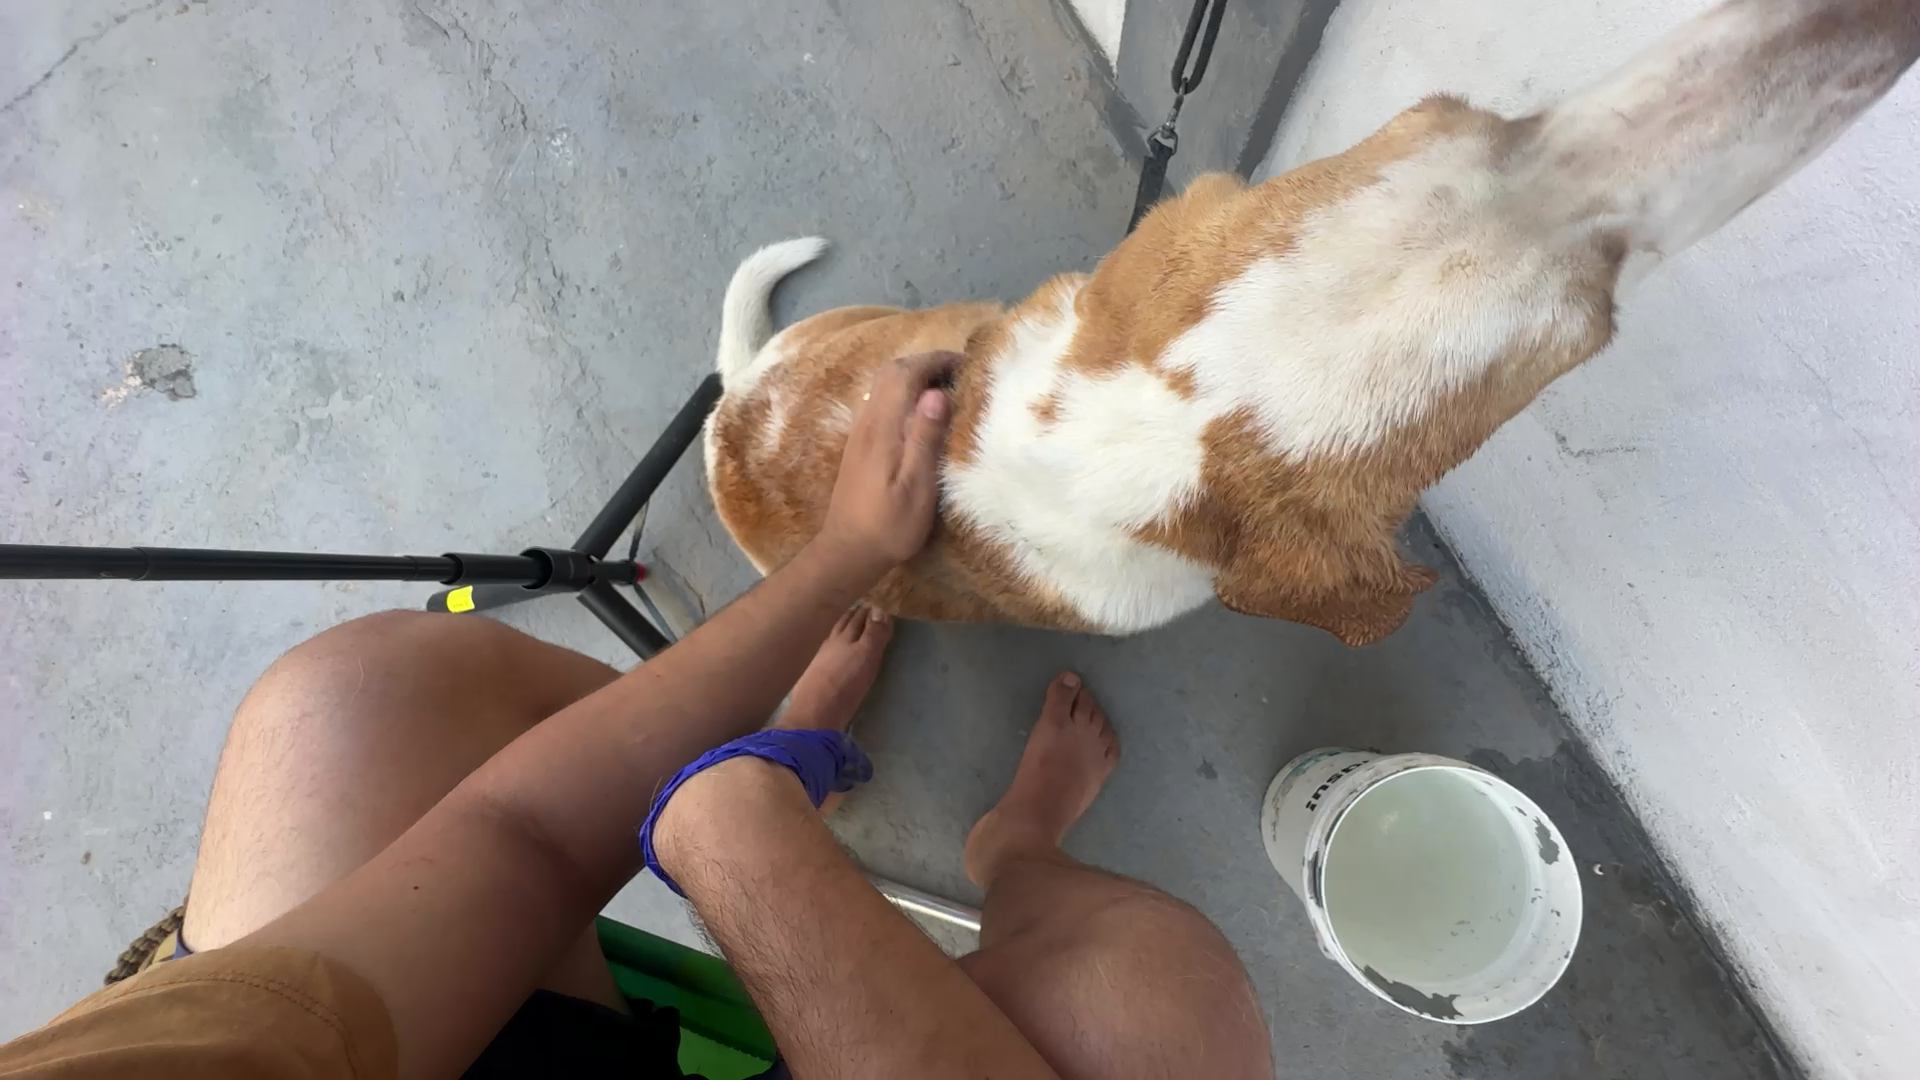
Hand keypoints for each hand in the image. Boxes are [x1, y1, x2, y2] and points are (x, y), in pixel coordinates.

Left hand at [817, 350, 958, 578]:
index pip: (905, 373)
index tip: (966, 365)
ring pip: (883, 385)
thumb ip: (925, 439)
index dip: (935, 361)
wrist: (847, 550)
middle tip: (959, 374)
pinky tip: (921, 414)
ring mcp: (859, 432)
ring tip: (945, 390)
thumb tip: (937, 393)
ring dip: (914, 377)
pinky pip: (880, 402)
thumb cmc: (889, 525)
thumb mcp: (917, 487)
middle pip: (891, 372)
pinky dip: (904, 394)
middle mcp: (867, 422)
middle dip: (925, 363)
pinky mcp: (859, 445)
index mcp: (883, 428)